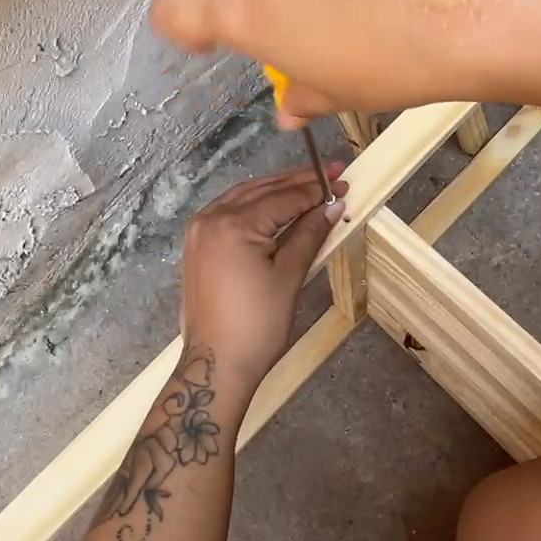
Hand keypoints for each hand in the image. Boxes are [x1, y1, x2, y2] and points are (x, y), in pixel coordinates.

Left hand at [180, 165, 348, 384]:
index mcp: (233, 224)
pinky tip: (276, 206)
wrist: (215, 365)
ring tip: (309, 186)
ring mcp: (199, 231)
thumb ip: (309, 234)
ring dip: (277, 190)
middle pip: (262, 190)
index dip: (316, 190)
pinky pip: (229, 212)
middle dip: (298, 183)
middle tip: (332, 175)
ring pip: (244, 198)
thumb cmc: (257, 325)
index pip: (284, 198)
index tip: (343, 182)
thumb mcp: (289, 276)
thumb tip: (333, 206)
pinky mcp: (197, 246)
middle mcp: (211, 218)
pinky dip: (256, 206)